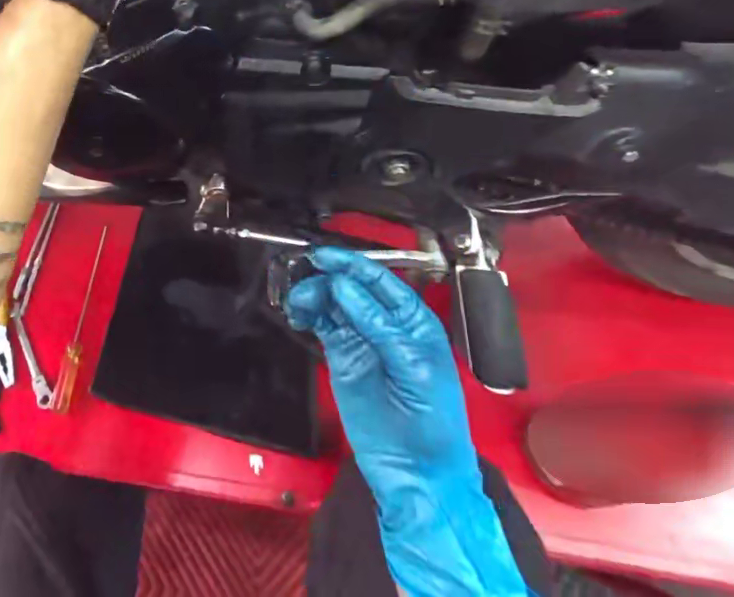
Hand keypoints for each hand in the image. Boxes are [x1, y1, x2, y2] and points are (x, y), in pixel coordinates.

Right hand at [287, 248, 529, 596]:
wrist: (420, 477)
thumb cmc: (434, 423)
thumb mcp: (413, 368)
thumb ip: (379, 326)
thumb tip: (346, 287)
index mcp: (413, 320)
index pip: (381, 280)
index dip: (353, 265)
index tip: (327, 257)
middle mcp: (386, 324)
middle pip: (353, 287)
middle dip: (329, 279)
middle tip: (306, 278)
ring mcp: (363, 340)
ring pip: (334, 304)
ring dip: (314, 295)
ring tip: (299, 300)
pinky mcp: (344, 359)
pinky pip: (324, 327)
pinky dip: (309, 316)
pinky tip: (299, 314)